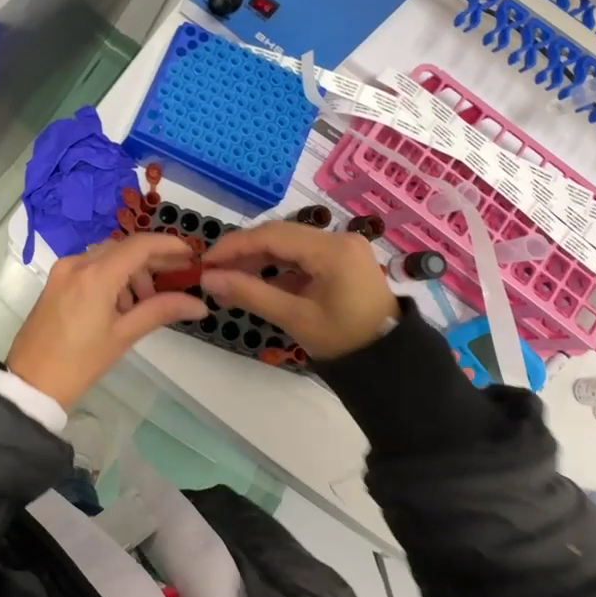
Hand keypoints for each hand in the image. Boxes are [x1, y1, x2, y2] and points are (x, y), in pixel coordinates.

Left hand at [6, 234, 207, 408]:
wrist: (31, 382)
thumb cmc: (80, 362)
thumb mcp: (124, 336)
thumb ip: (161, 311)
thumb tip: (198, 303)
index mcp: (95, 275)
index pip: (140, 245)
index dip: (169, 246)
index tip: (191, 256)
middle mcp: (77, 263)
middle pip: (124, 249)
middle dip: (152, 261)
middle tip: (177, 280)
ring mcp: (63, 271)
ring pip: (107, 257)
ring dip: (131, 272)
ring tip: (145, 304)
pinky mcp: (56, 282)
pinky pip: (91, 268)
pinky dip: (111, 278)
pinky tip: (120, 305)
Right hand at [199, 221, 400, 359]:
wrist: (390, 360)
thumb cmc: (344, 340)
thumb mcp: (294, 318)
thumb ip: (249, 293)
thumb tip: (207, 278)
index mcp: (332, 249)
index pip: (272, 236)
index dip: (234, 246)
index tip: (206, 261)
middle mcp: (338, 238)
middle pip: (279, 236)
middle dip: (243, 253)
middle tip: (213, 272)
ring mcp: (342, 247)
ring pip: (288, 245)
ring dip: (258, 260)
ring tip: (229, 281)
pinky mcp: (342, 259)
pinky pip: (301, 256)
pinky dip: (277, 268)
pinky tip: (256, 284)